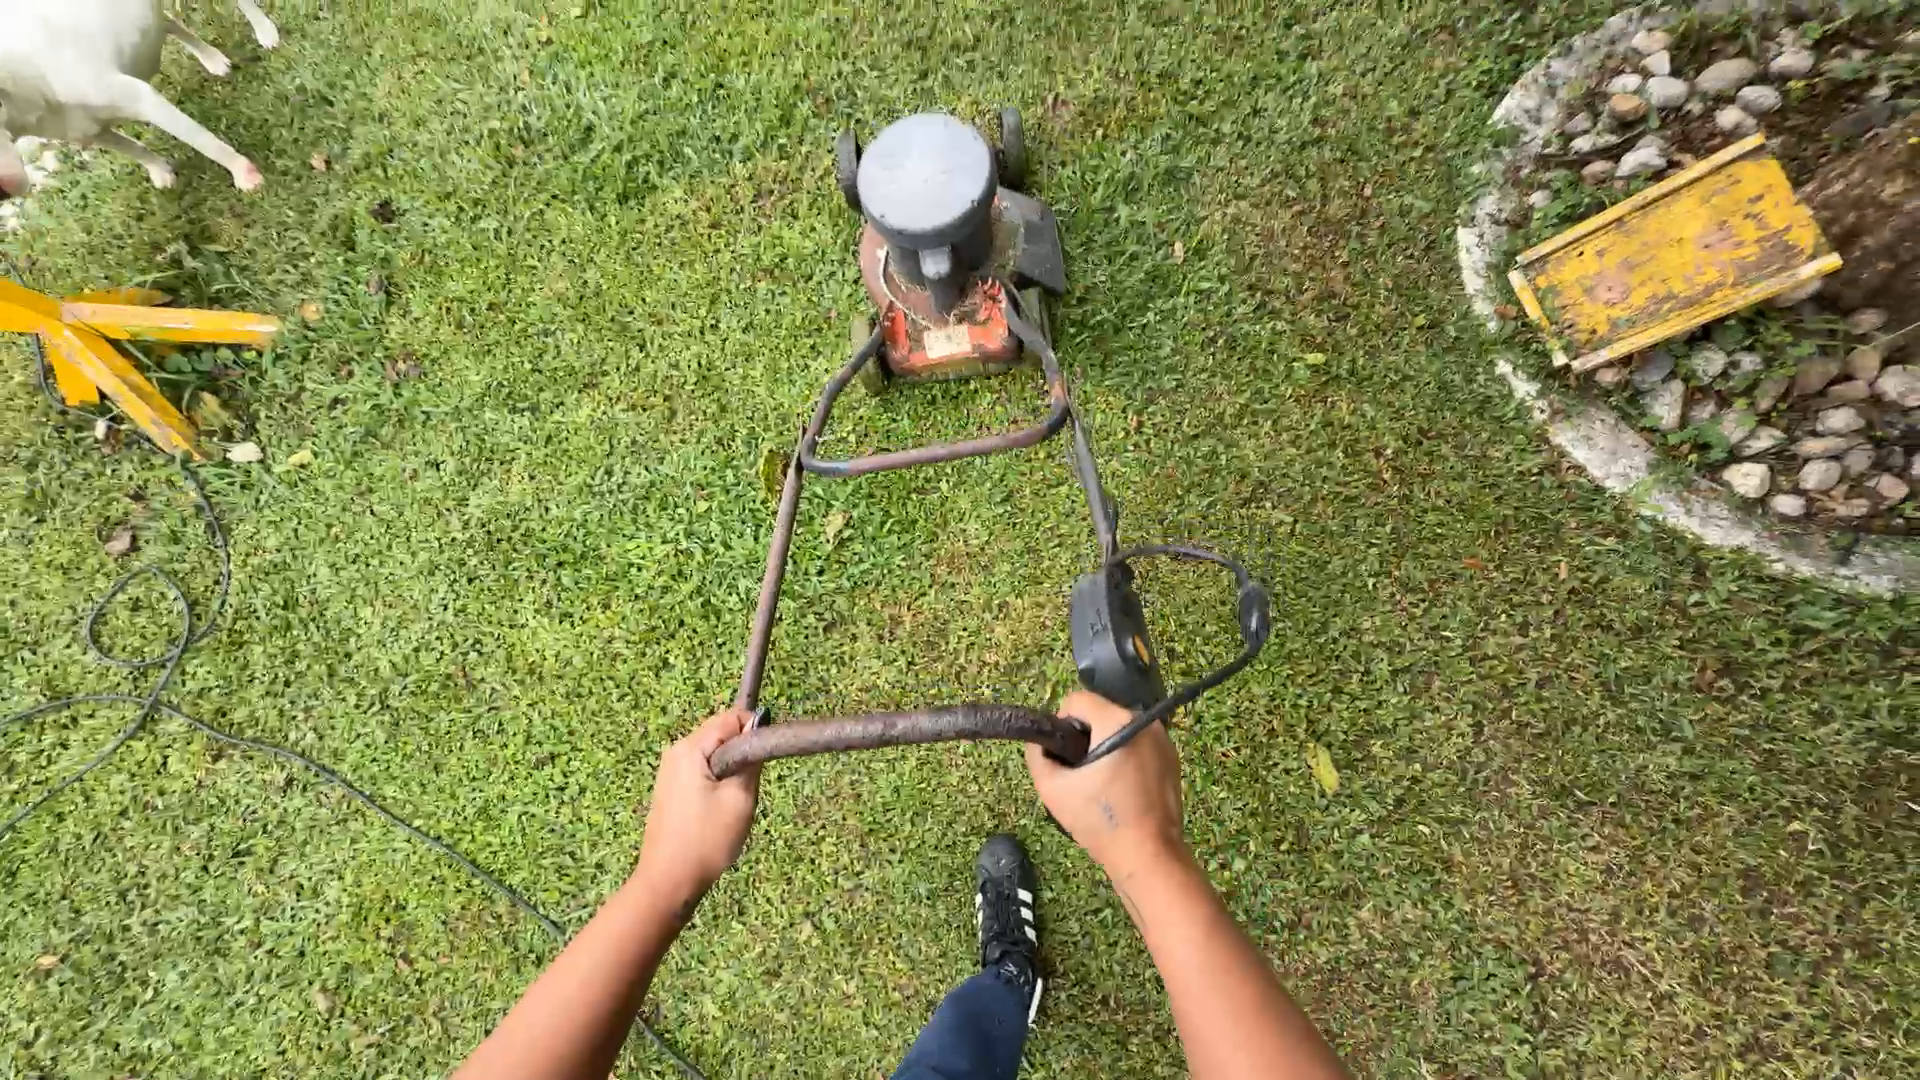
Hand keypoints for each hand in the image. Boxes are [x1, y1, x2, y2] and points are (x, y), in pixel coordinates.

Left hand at [636, 709, 760, 909]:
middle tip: (750, 784)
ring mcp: (670, 770)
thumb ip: (752, 759)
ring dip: (731, 767)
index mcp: (690, 748)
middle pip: (720, 732)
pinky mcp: (671, 787)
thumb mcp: (741, 797)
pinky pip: (703, 767)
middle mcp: (676, 752)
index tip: (766, 756)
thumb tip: (758, 728)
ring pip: (714, 752)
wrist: (668, 882)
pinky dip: (718, 778)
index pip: (730, 717)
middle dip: (742, 751)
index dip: (754, 730)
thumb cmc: (707, 839)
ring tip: (736, 799)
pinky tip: (720, 807)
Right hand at [1026, 691, 1186, 876]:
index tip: (1063, 754)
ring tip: (1100, 783)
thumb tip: (1041, 743)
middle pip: (1100, 713)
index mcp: (1118, 721)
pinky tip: (1120, 788)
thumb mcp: (1052, 789)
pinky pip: (1138, 745)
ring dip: (1105, 746)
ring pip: (1119, 729)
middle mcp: (1145, 722)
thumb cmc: (1100, 822)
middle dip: (1084, 736)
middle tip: (1079, 773)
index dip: (1061, 723)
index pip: (1077, 700)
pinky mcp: (1172, 759)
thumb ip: (1038, 755)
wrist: (1149, 858)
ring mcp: (1163, 740)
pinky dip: (1125, 757)